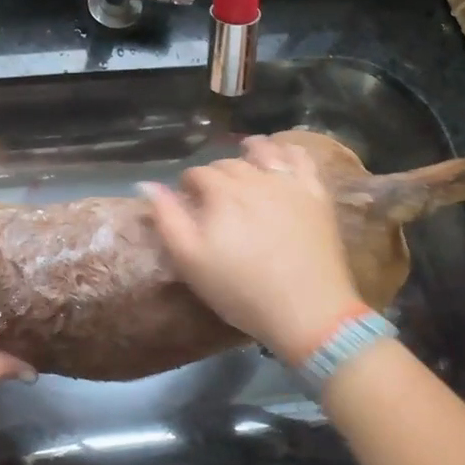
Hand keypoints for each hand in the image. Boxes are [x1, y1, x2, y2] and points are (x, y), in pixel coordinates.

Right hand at [139, 136, 363, 363]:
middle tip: (214, 197)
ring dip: (250, 151)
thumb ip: (167, 218)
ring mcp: (289, 184)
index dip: (188, 185)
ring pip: (264, 151)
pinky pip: (302, 158)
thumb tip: (149, 185)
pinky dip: (288, 151)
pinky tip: (282, 156)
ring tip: (245, 159)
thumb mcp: (191, 261)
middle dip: (215, 174)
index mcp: (222, 192)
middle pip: (228, 163)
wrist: (308, 313)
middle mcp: (254, 178)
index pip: (197, 173)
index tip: (187, 202)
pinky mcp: (316, 195)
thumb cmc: (242, 291)